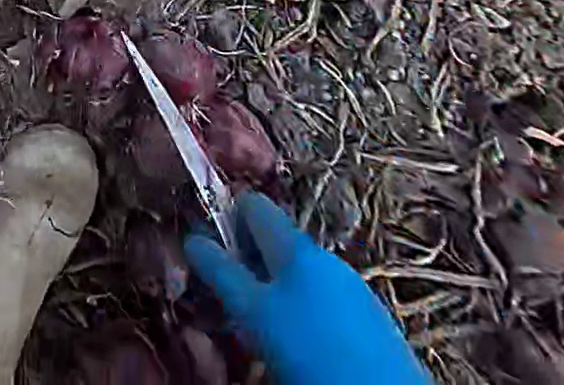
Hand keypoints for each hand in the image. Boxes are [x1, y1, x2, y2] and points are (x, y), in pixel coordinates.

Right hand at [185, 192, 431, 384]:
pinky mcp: (368, 315)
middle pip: (272, 239)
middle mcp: (321, 256)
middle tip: (225, 291)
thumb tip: (195, 242)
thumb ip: (224, 275)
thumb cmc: (314, 357)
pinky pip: (320, 294)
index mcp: (295, 248)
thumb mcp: (255, 316)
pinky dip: (299, 303)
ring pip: (294, 269)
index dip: (226, 217)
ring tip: (257, 321)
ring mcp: (348, 285)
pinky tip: (296, 340)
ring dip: (271, 282)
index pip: (252, 205)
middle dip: (245, 256)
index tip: (204, 245)